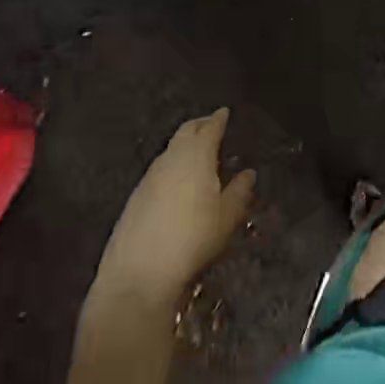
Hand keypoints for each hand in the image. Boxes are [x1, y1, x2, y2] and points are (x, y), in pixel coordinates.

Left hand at [93, 109, 254, 301]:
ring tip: (197, 152)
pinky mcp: (136, 194)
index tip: (225, 112)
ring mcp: (150, 175)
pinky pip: (159, 167)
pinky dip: (172, 163)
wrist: (139, 273)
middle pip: (186, 131)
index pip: (209, 127)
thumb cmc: (192, 239)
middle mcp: (171, 157)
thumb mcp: (226, 218)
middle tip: (212, 125)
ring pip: (171, 148)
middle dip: (200, 125)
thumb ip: (239, 192)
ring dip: (185, 144)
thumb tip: (248, 173)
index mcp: (197, 155)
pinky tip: (177, 180)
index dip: (218, 119)